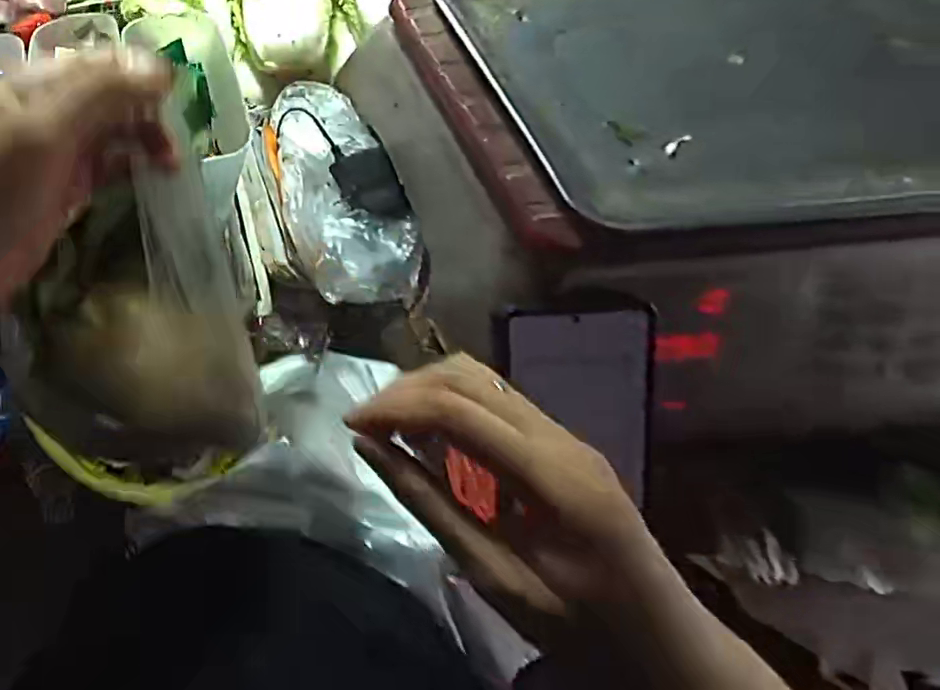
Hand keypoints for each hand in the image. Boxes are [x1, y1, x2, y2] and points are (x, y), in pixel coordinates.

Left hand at [0, 50, 171, 314]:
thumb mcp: (38, 131)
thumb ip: (96, 94)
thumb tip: (157, 67)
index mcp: (31, 89)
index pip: (94, 64)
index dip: (136, 71)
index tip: (177, 91)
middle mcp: (42, 116)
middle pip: (106, 98)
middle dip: (144, 109)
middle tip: (175, 138)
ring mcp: (50, 158)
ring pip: (107, 134)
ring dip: (140, 139)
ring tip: (170, 162)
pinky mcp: (57, 197)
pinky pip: (100, 172)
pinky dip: (126, 169)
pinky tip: (150, 177)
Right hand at [345, 355, 681, 649]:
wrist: (673, 650)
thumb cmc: (582, 626)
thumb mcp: (495, 577)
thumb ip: (429, 505)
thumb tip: (366, 446)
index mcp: (555, 479)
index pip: (457, 409)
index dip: (394, 407)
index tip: (352, 425)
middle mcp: (562, 441)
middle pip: (463, 377)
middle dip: (401, 391)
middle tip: (365, 423)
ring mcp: (565, 435)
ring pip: (475, 374)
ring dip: (422, 388)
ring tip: (390, 422)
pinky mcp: (558, 439)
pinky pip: (490, 394)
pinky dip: (445, 397)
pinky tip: (427, 428)